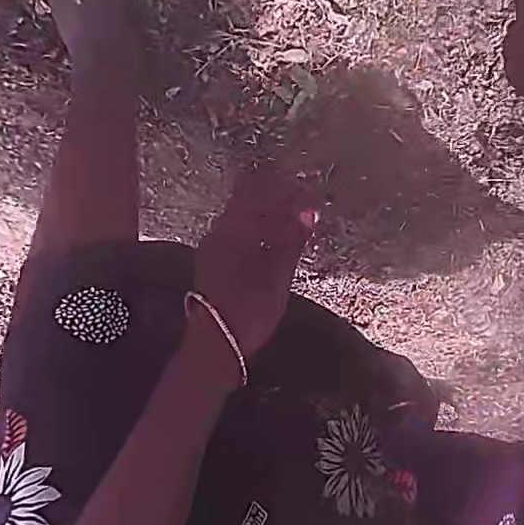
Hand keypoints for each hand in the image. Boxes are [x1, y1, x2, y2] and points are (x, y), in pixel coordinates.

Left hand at [190, 164, 318, 362]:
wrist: (216, 343)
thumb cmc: (247, 310)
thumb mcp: (276, 276)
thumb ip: (291, 242)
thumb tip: (308, 214)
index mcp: (233, 232)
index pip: (261, 195)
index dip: (284, 186)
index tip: (306, 181)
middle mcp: (220, 234)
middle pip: (249, 203)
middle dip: (277, 195)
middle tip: (303, 192)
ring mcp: (215, 248)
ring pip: (244, 218)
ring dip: (269, 212)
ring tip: (294, 212)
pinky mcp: (216, 263)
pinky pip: (239, 234)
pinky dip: (259, 229)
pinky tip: (275, 235)